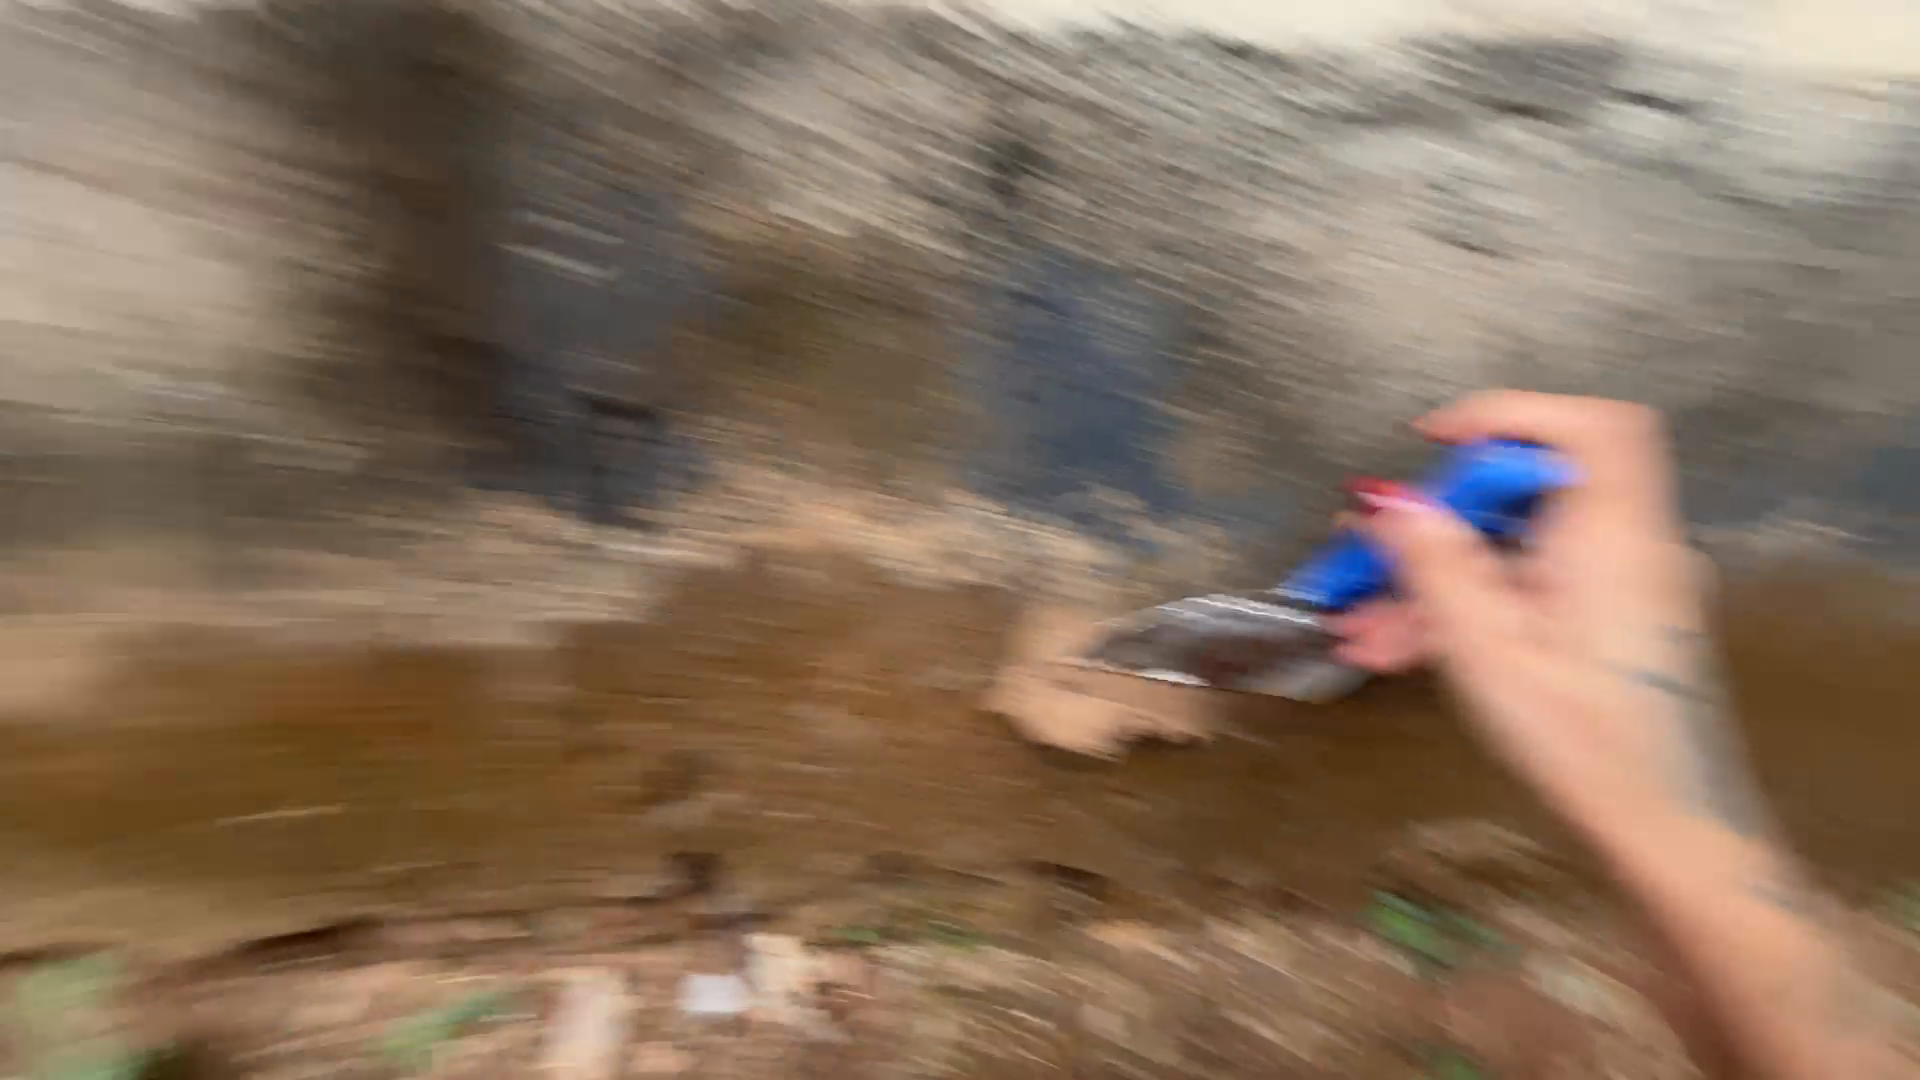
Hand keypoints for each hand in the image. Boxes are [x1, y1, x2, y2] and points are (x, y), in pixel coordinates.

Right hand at [1328, 391, 1767, 840]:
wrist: (1656, 829)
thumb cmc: (1579, 737)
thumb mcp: (1486, 645)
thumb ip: (1433, 563)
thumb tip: (1384, 500)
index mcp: (1610, 541)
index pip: (1584, 430)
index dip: (1504, 417)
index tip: (1427, 444)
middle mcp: (1614, 550)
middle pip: (1515, 498)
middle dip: (1426, 526)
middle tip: (1357, 556)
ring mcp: (1599, 586)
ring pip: (1498, 552)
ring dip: (1421, 581)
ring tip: (1353, 626)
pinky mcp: (1584, 618)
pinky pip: (1507, 590)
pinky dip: (1449, 608)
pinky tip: (1389, 647)